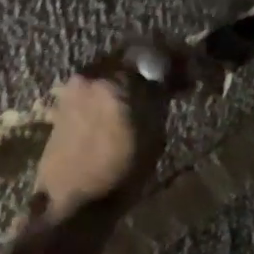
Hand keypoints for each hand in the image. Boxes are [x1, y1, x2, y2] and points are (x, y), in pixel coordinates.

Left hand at [31, 53, 170, 223]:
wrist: (70, 201)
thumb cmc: (119, 176)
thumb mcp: (153, 137)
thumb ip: (160, 97)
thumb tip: (172, 76)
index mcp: (119, 82)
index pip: (154, 51)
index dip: (176, 57)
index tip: (189, 69)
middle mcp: (94, 74)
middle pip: (131, 53)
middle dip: (154, 61)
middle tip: (172, 77)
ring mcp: (76, 84)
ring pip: (113, 66)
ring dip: (133, 73)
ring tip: (148, 92)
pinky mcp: (65, 98)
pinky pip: (97, 81)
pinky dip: (114, 86)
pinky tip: (123, 103)